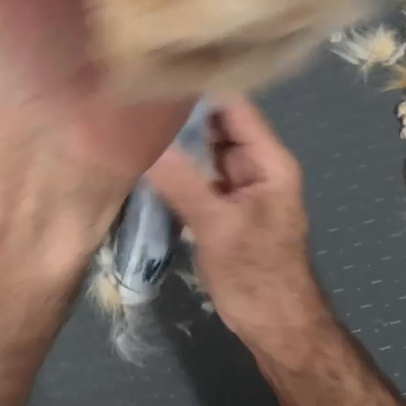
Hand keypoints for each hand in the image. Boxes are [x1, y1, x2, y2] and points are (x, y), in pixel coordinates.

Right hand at [145, 97, 326, 359]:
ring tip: (129, 115)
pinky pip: (195, 170)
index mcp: (268, 160)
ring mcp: (235, 182)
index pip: (232, 105)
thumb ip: (183, 183)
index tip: (155, 74)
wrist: (276, 331)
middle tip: (132, 94)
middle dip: (178, 109)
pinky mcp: (219, 201)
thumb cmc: (258, 277)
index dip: (197, 88)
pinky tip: (141, 152)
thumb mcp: (218, 228)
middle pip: (214, 122)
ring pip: (201, 146)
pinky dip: (173, 162)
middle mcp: (254, 163)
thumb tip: (142, 144)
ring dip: (172, 135)